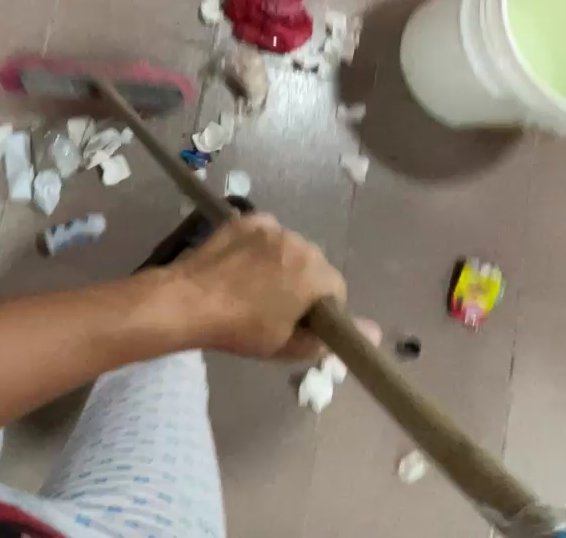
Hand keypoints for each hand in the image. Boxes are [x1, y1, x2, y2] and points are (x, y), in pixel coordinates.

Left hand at [158, 214, 346, 360]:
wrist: (190, 300)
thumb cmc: (242, 327)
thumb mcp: (288, 345)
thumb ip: (331, 339)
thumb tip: (374, 332)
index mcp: (314, 272)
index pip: (336, 289)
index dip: (324, 309)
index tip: (303, 322)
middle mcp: (297, 242)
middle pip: (313, 264)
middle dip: (304, 283)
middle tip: (278, 305)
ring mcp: (268, 226)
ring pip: (289, 246)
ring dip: (283, 262)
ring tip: (257, 284)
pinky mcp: (243, 220)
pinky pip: (265, 232)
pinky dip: (261, 245)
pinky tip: (244, 263)